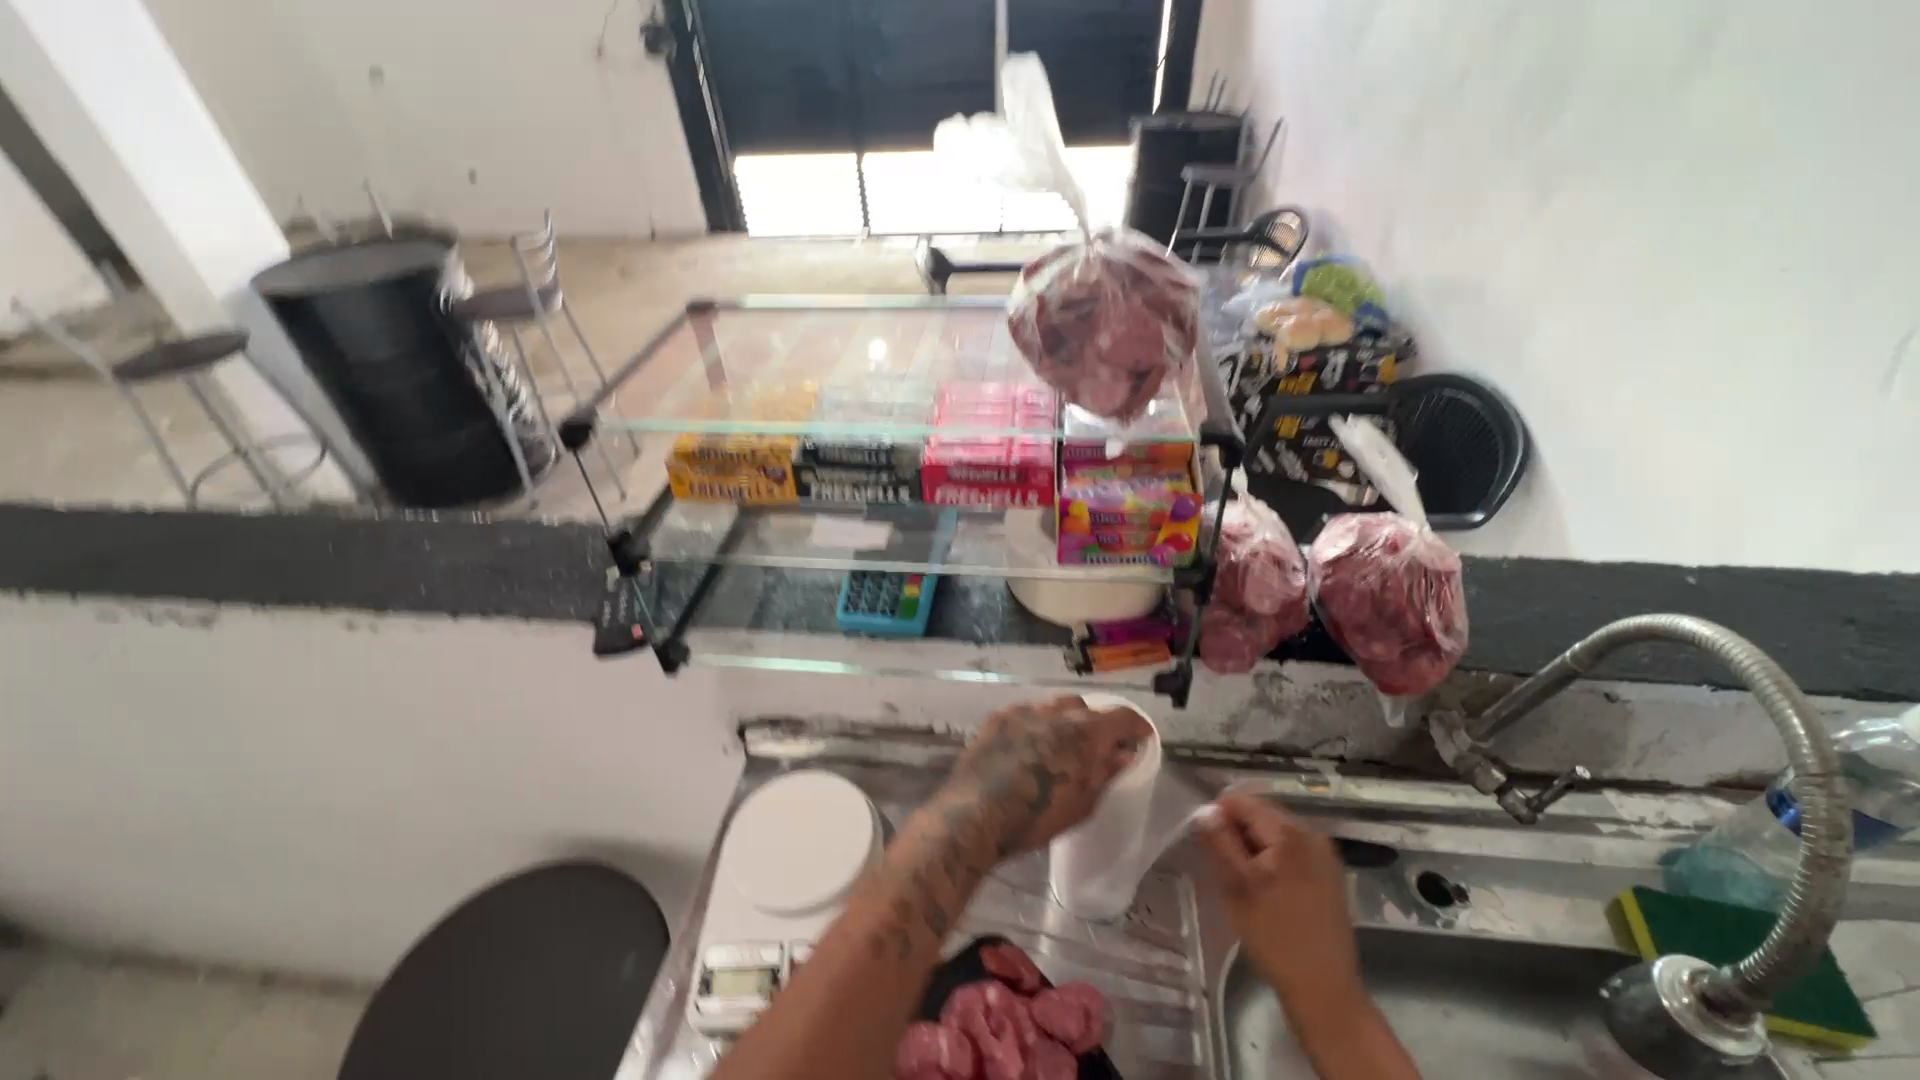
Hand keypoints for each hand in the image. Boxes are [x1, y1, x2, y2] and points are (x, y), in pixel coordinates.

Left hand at [934, 695, 1151, 859]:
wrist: (975, 815)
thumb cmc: (1037, 818)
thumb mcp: (1083, 805)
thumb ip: (1105, 774)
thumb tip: (1122, 754)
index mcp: (1086, 732)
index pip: (1122, 716)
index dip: (1134, 727)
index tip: (1138, 739)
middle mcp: (1057, 712)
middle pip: (1084, 708)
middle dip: (1093, 724)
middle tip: (1092, 748)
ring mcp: (1024, 711)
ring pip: (1052, 709)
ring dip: (1060, 724)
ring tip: (1056, 748)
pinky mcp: (997, 718)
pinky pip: (1024, 716)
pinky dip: (1032, 727)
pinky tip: (1025, 749)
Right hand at [1197, 794, 1361, 1003]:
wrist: (1323, 986)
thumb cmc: (1274, 934)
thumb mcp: (1235, 885)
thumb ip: (1218, 841)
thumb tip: (1205, 810)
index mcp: (1289, 832)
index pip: (1243, 800)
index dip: (1219, 817)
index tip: (1209, 846)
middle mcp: (1312, 834)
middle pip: (1261, 815)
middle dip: (1238, 835)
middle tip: (1225, 869)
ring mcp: (1325, 855)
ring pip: (1275, 835)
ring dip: (1254, 850)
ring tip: (1243, 883)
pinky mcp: (1329, 875)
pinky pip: (1291, 853)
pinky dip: (1273, 862)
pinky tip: (1266, 891)